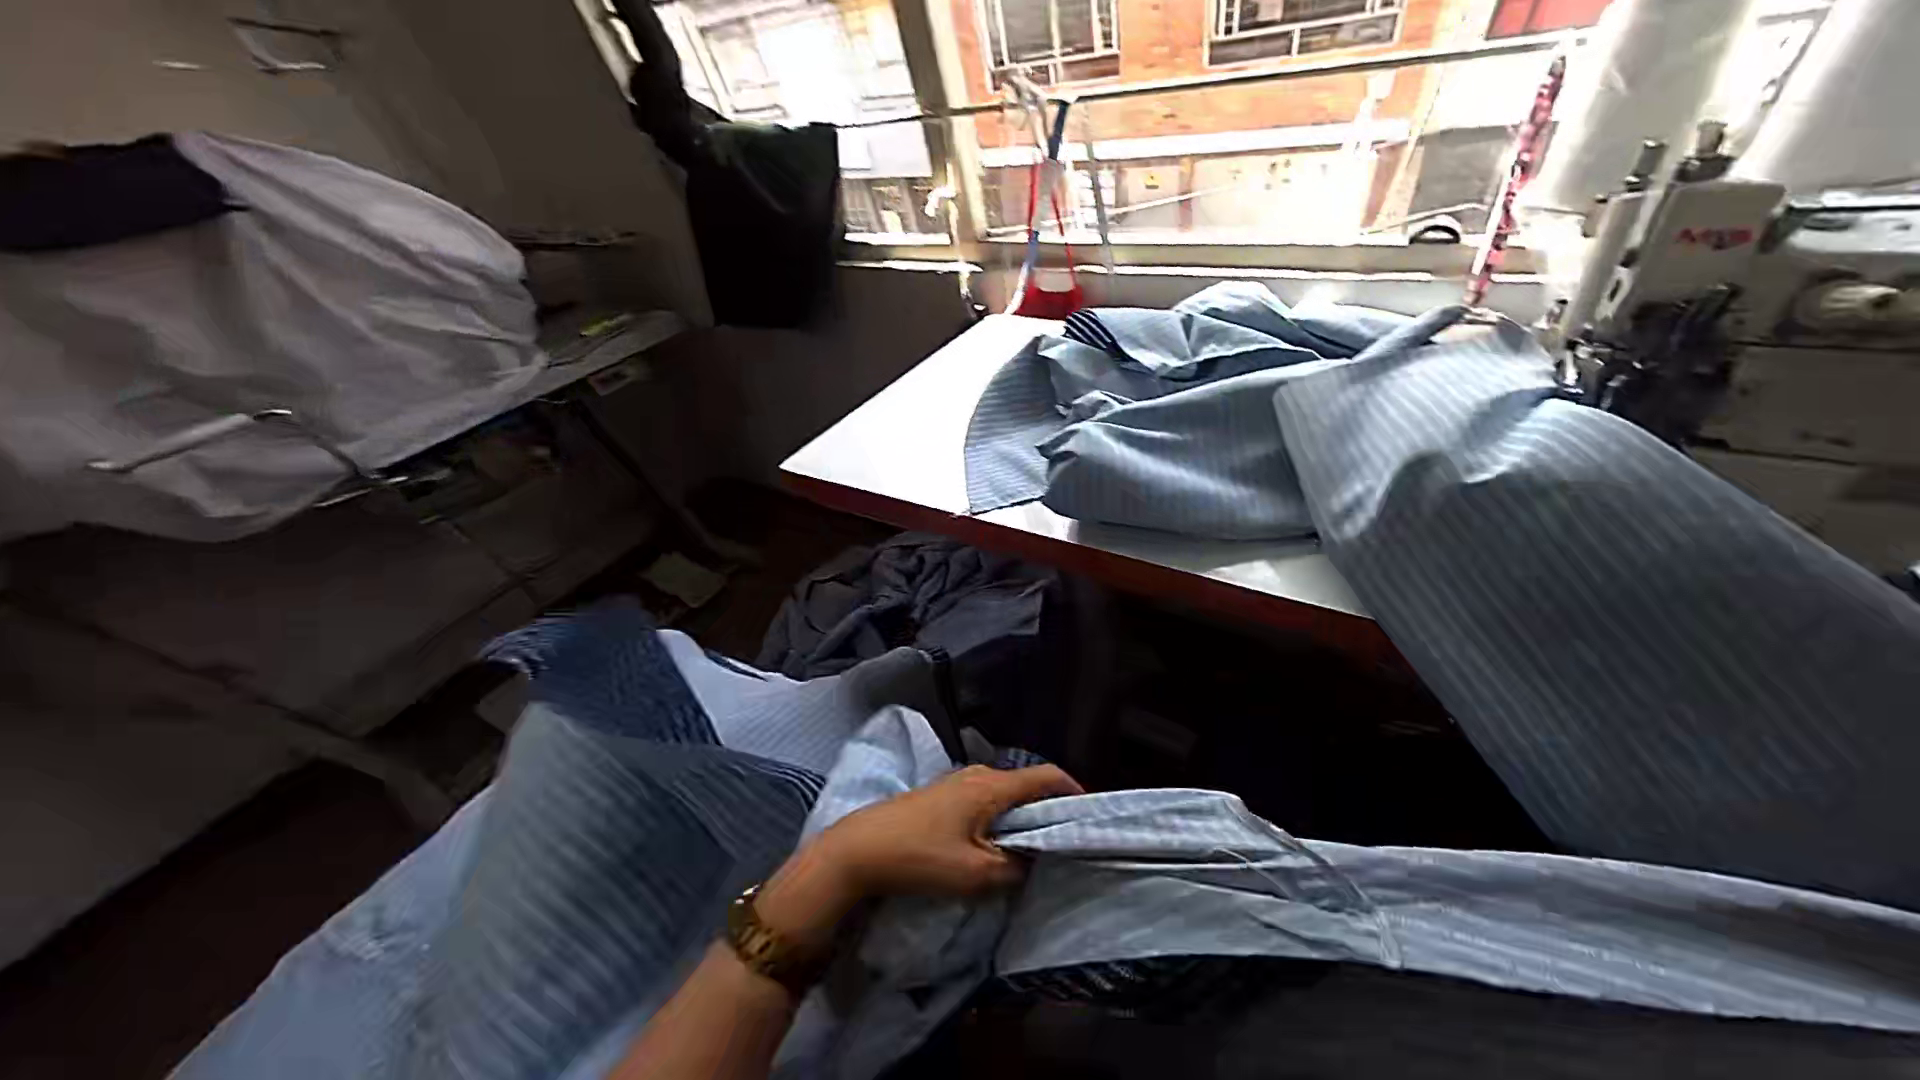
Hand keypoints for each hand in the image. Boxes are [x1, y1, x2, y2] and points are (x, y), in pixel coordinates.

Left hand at [822, 764, 1083, 895]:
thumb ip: (1014, 868)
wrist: (859, 849)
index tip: (1089, 815)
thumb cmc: (920, 857)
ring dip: (1020, 816)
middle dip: (1047, 808)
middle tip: (1063, 839)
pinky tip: (994, 844)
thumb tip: (1032, 860)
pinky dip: (998, 818)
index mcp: (991, 786)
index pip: (1045, 776)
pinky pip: (983, 801)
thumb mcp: (975, 874)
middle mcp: (977, 775)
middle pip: (1025, 784)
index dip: (1072, 791)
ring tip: (1031, 847)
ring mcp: (956, 782)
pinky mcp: (940, 795)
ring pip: (1003, 794)